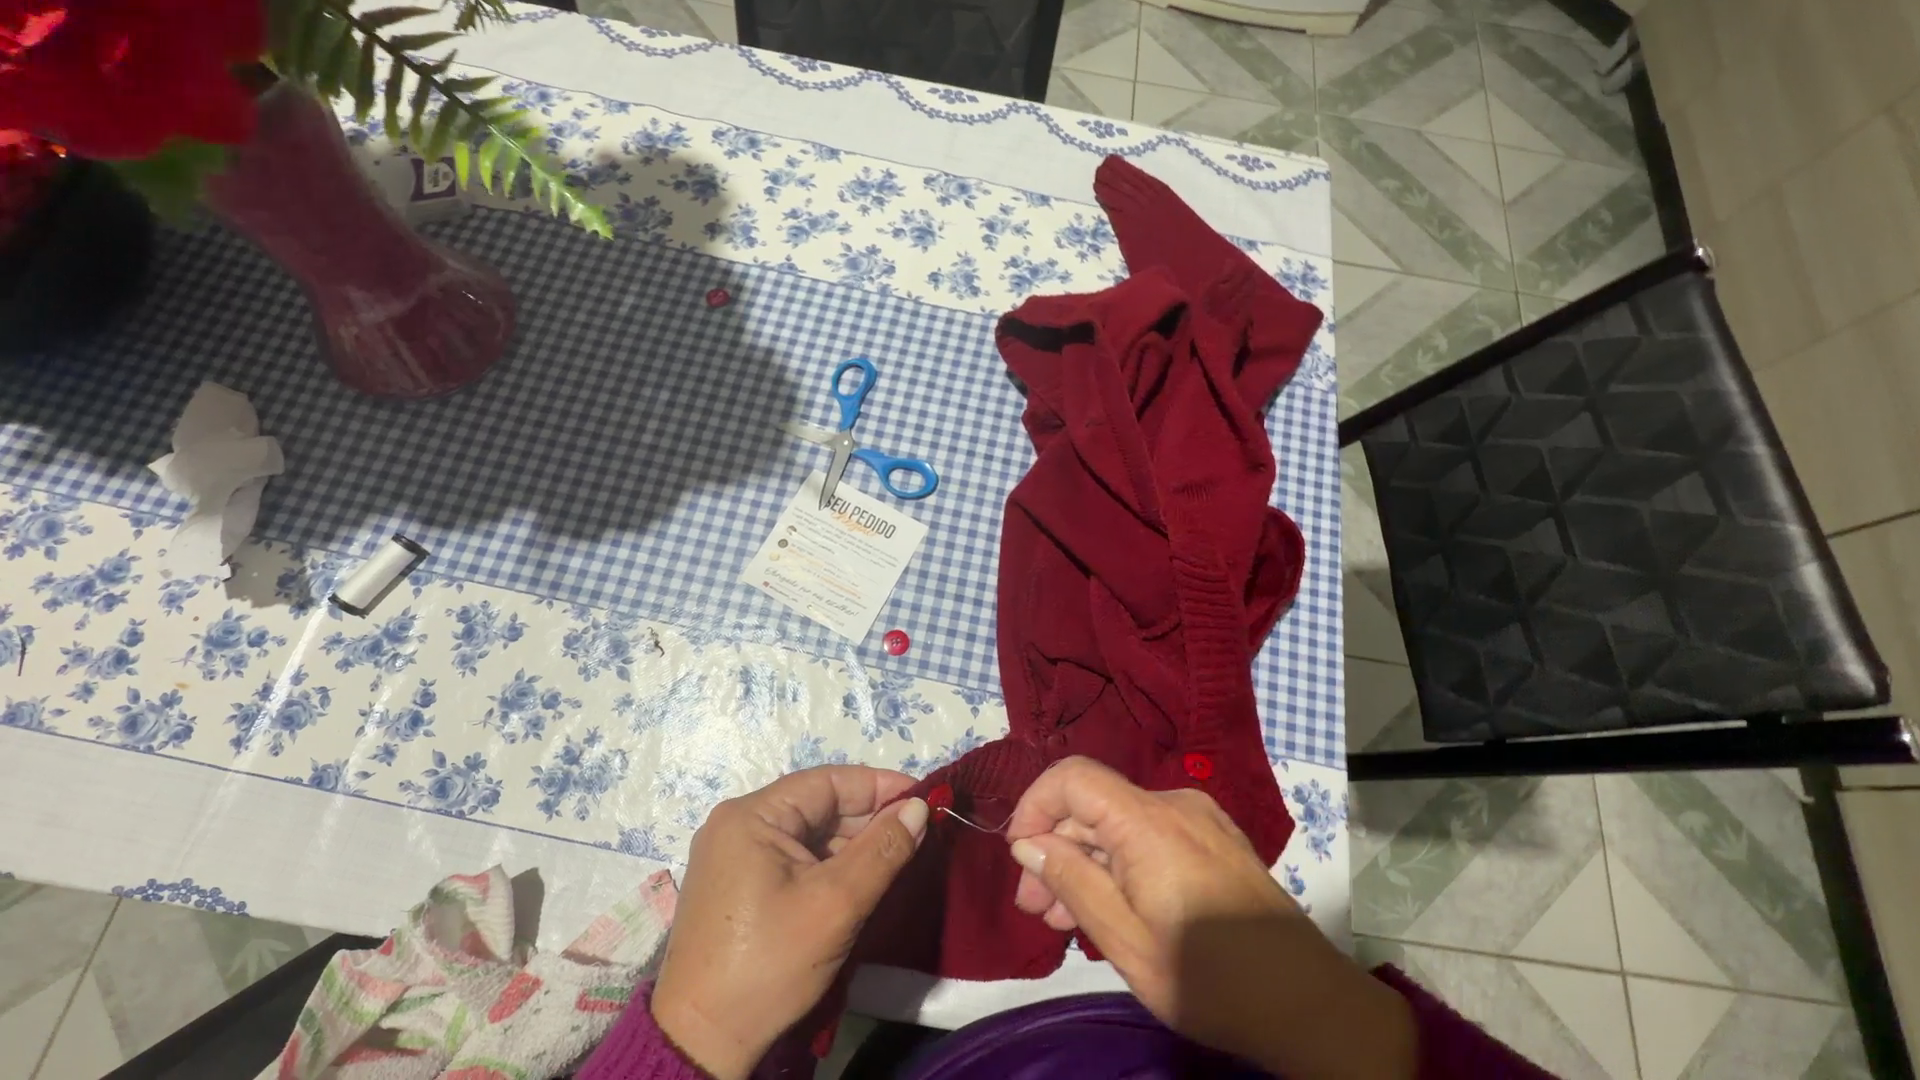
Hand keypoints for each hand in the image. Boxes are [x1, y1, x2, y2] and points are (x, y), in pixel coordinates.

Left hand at [651, 766, 928, 1079]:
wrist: (702, 1042)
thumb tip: (920, 806)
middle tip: (919, 834)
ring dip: (852, 844)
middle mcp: (737, 824)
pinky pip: (793, 857)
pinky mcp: (737, 884)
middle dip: (869, 818)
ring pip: (808, 833)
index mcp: (751, 815)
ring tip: (897, 857)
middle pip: (817, 805)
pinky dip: (828, 864)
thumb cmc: (769, 964)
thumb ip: (883, 850)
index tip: (926, 798)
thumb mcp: (837, 904)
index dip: (880, 786)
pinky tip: (861, 878)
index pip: (828, 781)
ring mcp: (733, 855)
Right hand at [1006, 757, 1414, 1079]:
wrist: (1309, 1005)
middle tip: (1037, 909)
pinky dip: (1120, 865)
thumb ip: (1072, 881)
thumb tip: (1027, 842)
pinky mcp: (1215, 841)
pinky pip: (1150, 837)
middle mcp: (1175, 805)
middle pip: (1094, 806)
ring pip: (1120, 824)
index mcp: (1149, 822)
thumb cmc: (1210, 979)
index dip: (1034, 806)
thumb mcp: (1125, 940)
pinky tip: (1110, 909)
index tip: (1019, 857)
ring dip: (1086, 863)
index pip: (1072, 778)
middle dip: (1055, 849)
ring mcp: (1200, 821)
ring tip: (1066, 920)